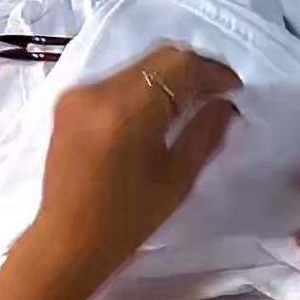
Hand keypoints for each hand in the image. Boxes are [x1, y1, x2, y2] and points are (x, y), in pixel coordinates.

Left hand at [22, 45, 239, 294]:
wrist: (68, 242)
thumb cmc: (127, 220)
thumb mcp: (177, 179)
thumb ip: (205, 132)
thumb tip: (225, 103)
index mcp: (126, 110)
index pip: (180, 65)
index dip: (213, 72)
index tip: (233, 90)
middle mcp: (97, 90)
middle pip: (157, 58)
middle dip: (192, 70)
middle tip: (215, 95)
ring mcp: (76, 94)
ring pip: (135, 65)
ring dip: (165, 77)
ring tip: (187, 105)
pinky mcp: (66, 103)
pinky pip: (113, 81)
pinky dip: (140, 87)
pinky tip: (153, 113)